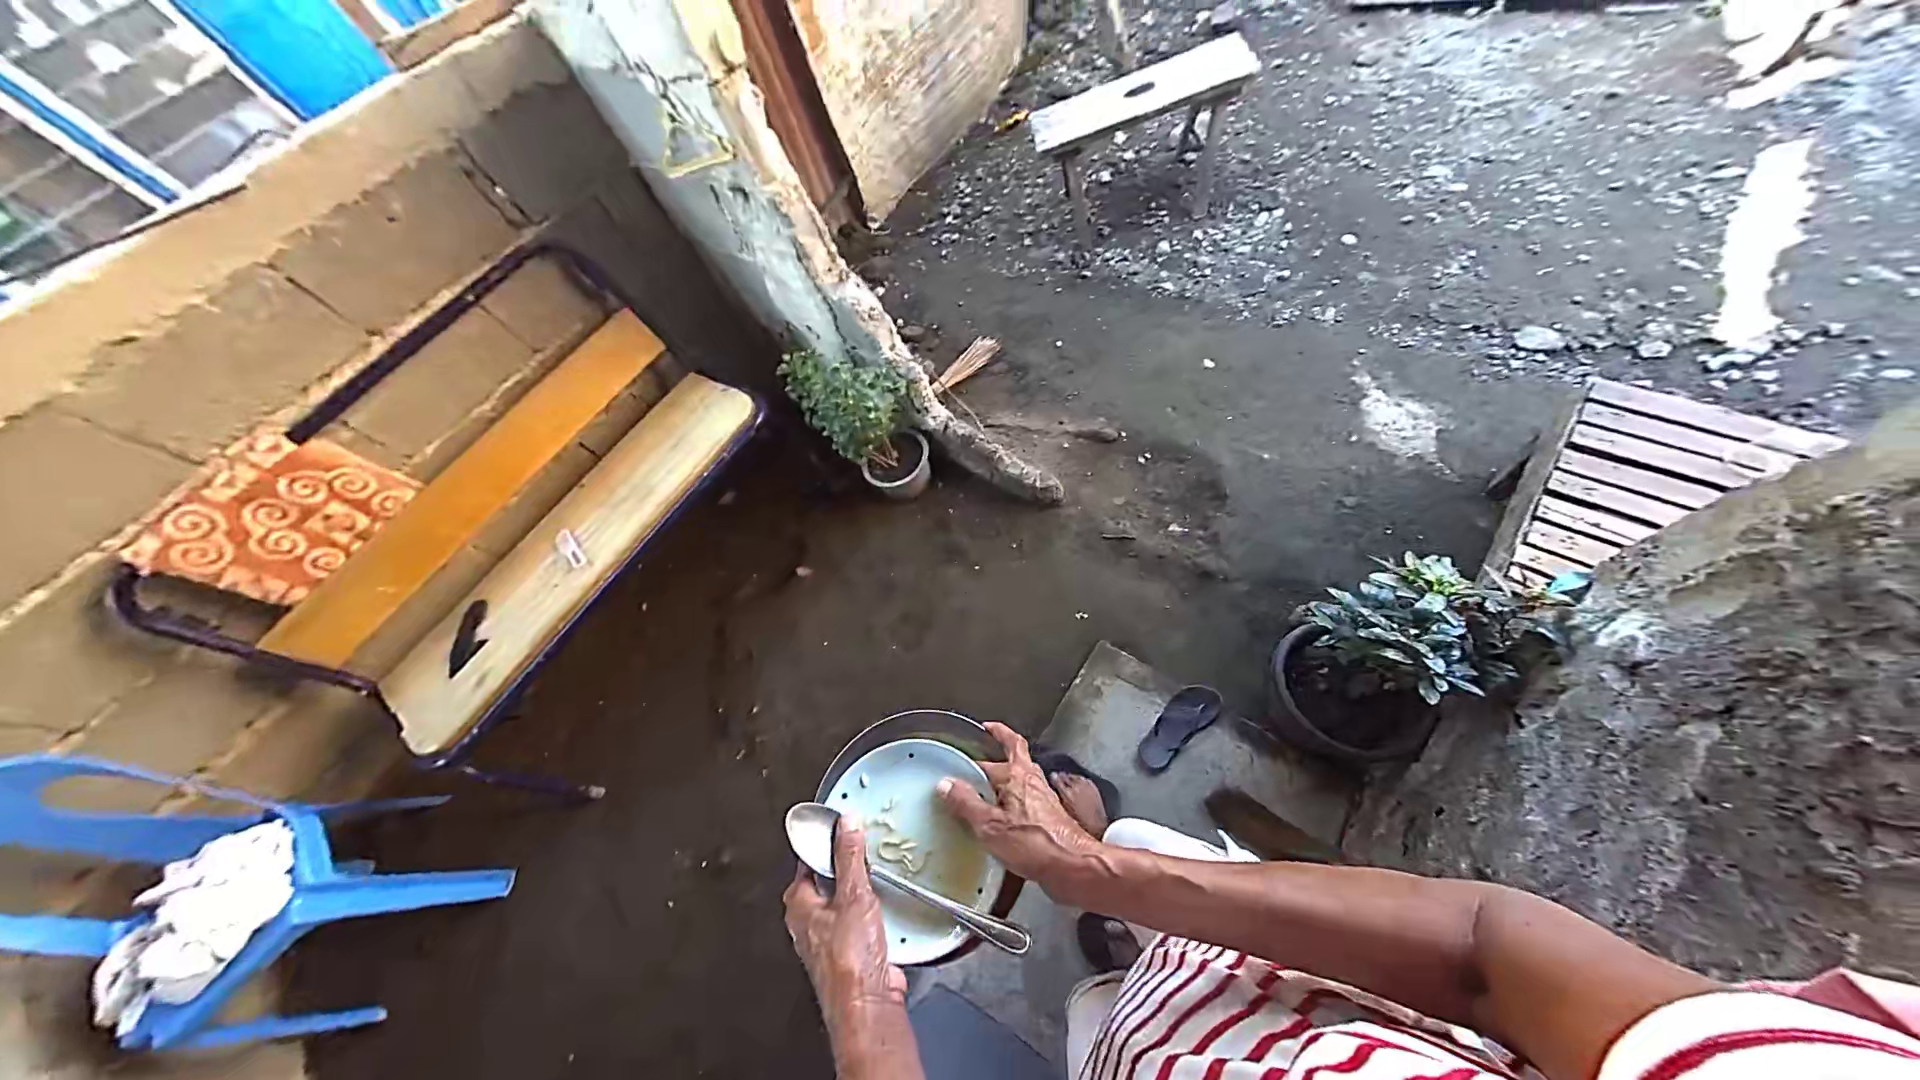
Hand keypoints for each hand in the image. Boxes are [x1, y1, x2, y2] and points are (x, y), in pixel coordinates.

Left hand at [783, 819, 907, 1033]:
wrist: (868, 1005)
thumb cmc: (848, 961)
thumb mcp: (853, 894)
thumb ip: (850, 855)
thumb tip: (846, 824)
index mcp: (798, 902)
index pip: (809, 856)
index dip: (828, 838)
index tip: (846, 824)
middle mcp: (807, 919)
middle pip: (828, 875)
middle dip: (847, 862)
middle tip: (865, 848)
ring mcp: (827, 935)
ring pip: (844, 895)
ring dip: (861, 886)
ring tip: (876, 876)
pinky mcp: (848, 947)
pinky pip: (858, 914)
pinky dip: (870, 906)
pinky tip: (883, 905)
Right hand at [935, 722, 1103, 897]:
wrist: (1073, 866)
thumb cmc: (1035, 843)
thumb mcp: (989, 824)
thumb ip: (966, 803)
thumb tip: (946, 784)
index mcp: (1018, 774)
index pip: (1008, 742)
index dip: (996, 734)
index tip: (986, 728)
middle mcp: (1033, 781)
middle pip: (1016, 759)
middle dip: (998, 758)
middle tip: (980, 762)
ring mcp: (1044, 799)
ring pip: (1022, 780)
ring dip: (1006, 780)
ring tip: (988, 789)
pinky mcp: (1050, 819)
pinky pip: (1027, 801)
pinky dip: (1014, 802)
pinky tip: (1005, 817)